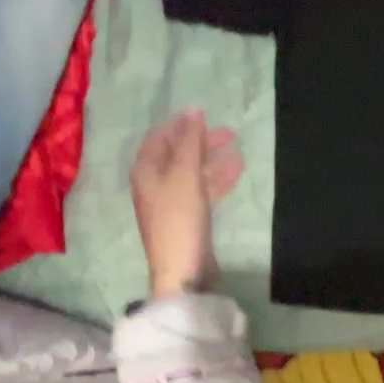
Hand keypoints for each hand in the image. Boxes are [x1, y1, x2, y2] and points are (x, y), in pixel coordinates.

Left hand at [130, 108, 242, 296]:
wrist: (183, 270)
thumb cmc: (179, 218)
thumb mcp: (185, 175)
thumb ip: (190, 142)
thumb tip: (194, 111)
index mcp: (146, 170)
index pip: (160, 137)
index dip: (181, 124)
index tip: (205, 115)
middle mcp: (154, 184)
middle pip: (178, 155)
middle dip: (202, 142)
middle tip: (230, 133)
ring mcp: (171, 203)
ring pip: (193, 174)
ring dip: (213, 161)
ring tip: (238, 152)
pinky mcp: (188, 219)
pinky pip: (202, 191)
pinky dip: (216, 180)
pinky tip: (236, 172)